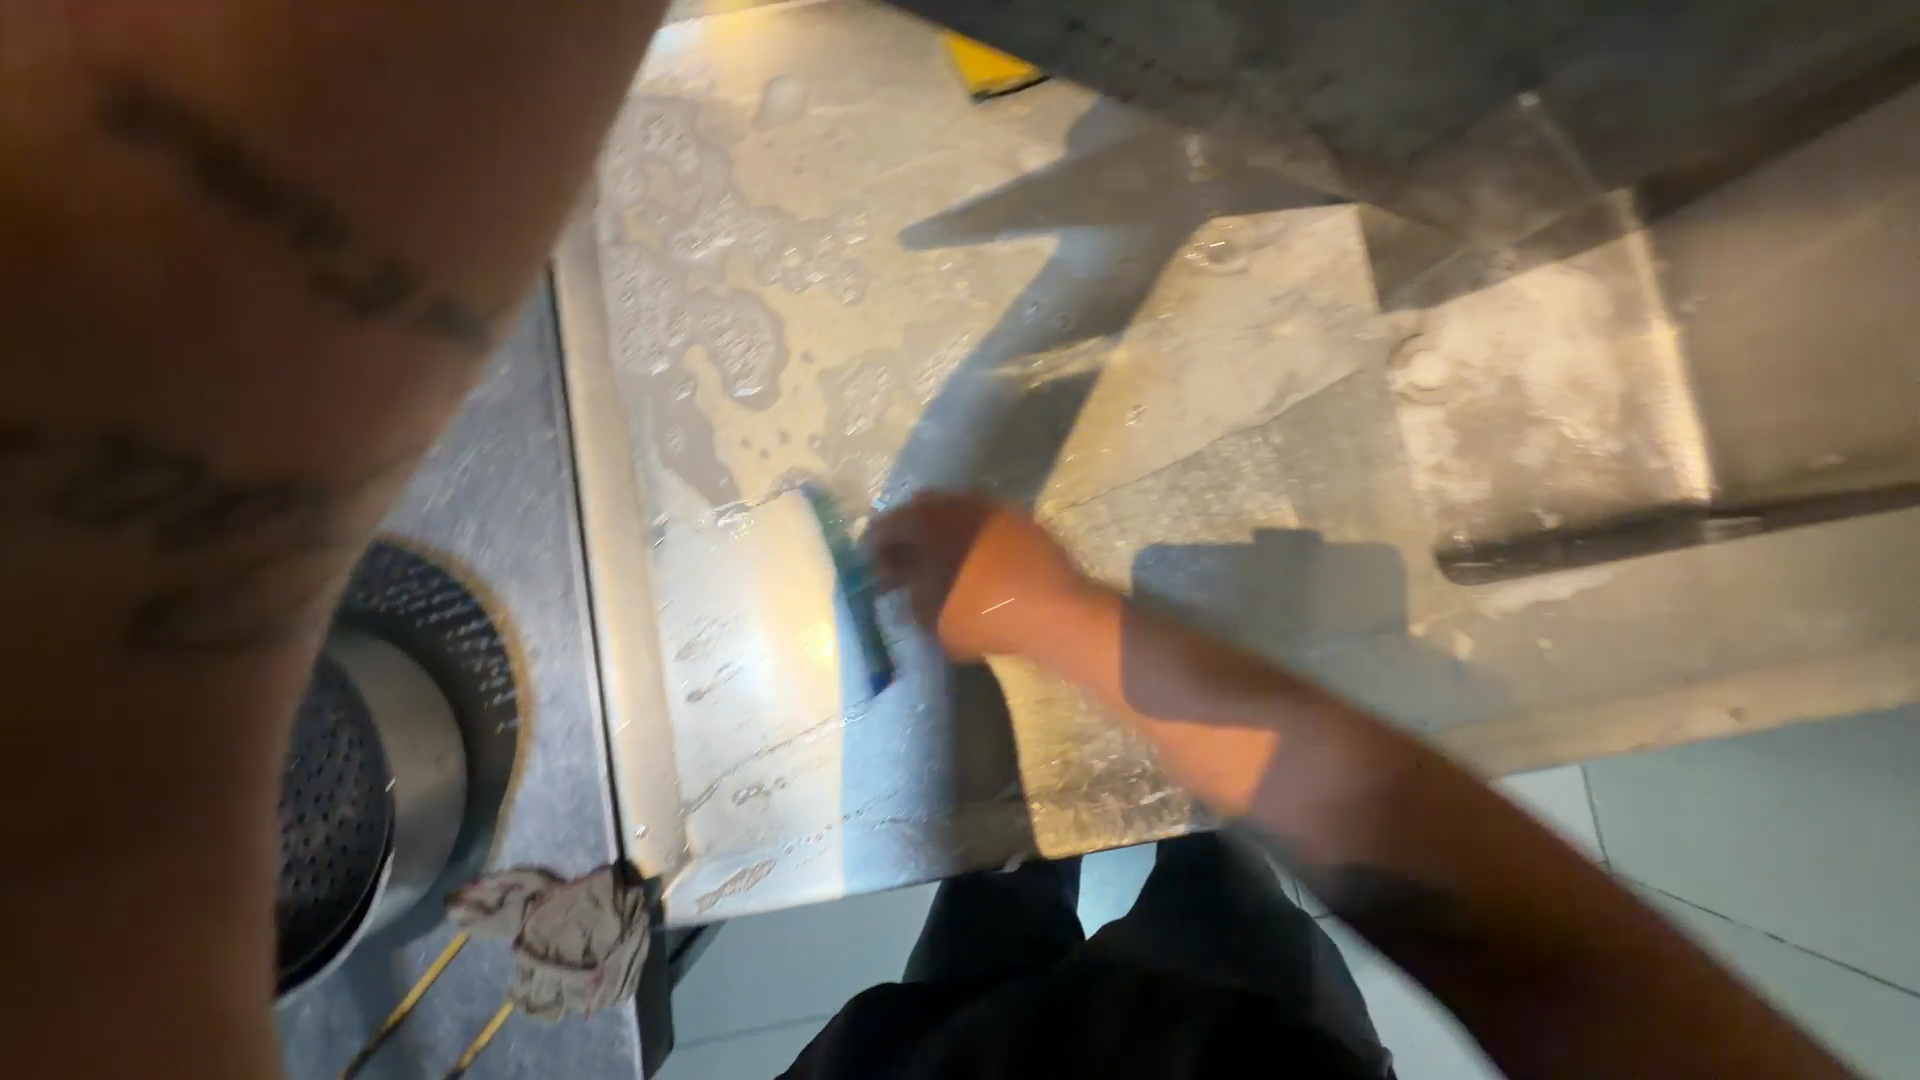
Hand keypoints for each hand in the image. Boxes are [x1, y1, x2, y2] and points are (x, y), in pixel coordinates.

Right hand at [867, 494, 1093, 661]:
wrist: (1055, 611)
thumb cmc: (982, 614)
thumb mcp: (930, 615)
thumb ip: (909, 595)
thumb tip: (902, 584)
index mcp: (928, 520)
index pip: (888, 525)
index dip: (876, 546)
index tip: (874, 566)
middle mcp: (959, 503)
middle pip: (921, 512)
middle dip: (909, 536)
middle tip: (902, 564)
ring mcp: (995, 509)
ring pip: (955, 515)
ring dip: (940, 535)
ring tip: (937, 567)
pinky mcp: (1022, 522)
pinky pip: (983, 525)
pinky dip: (970, 539)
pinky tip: (971, 564)